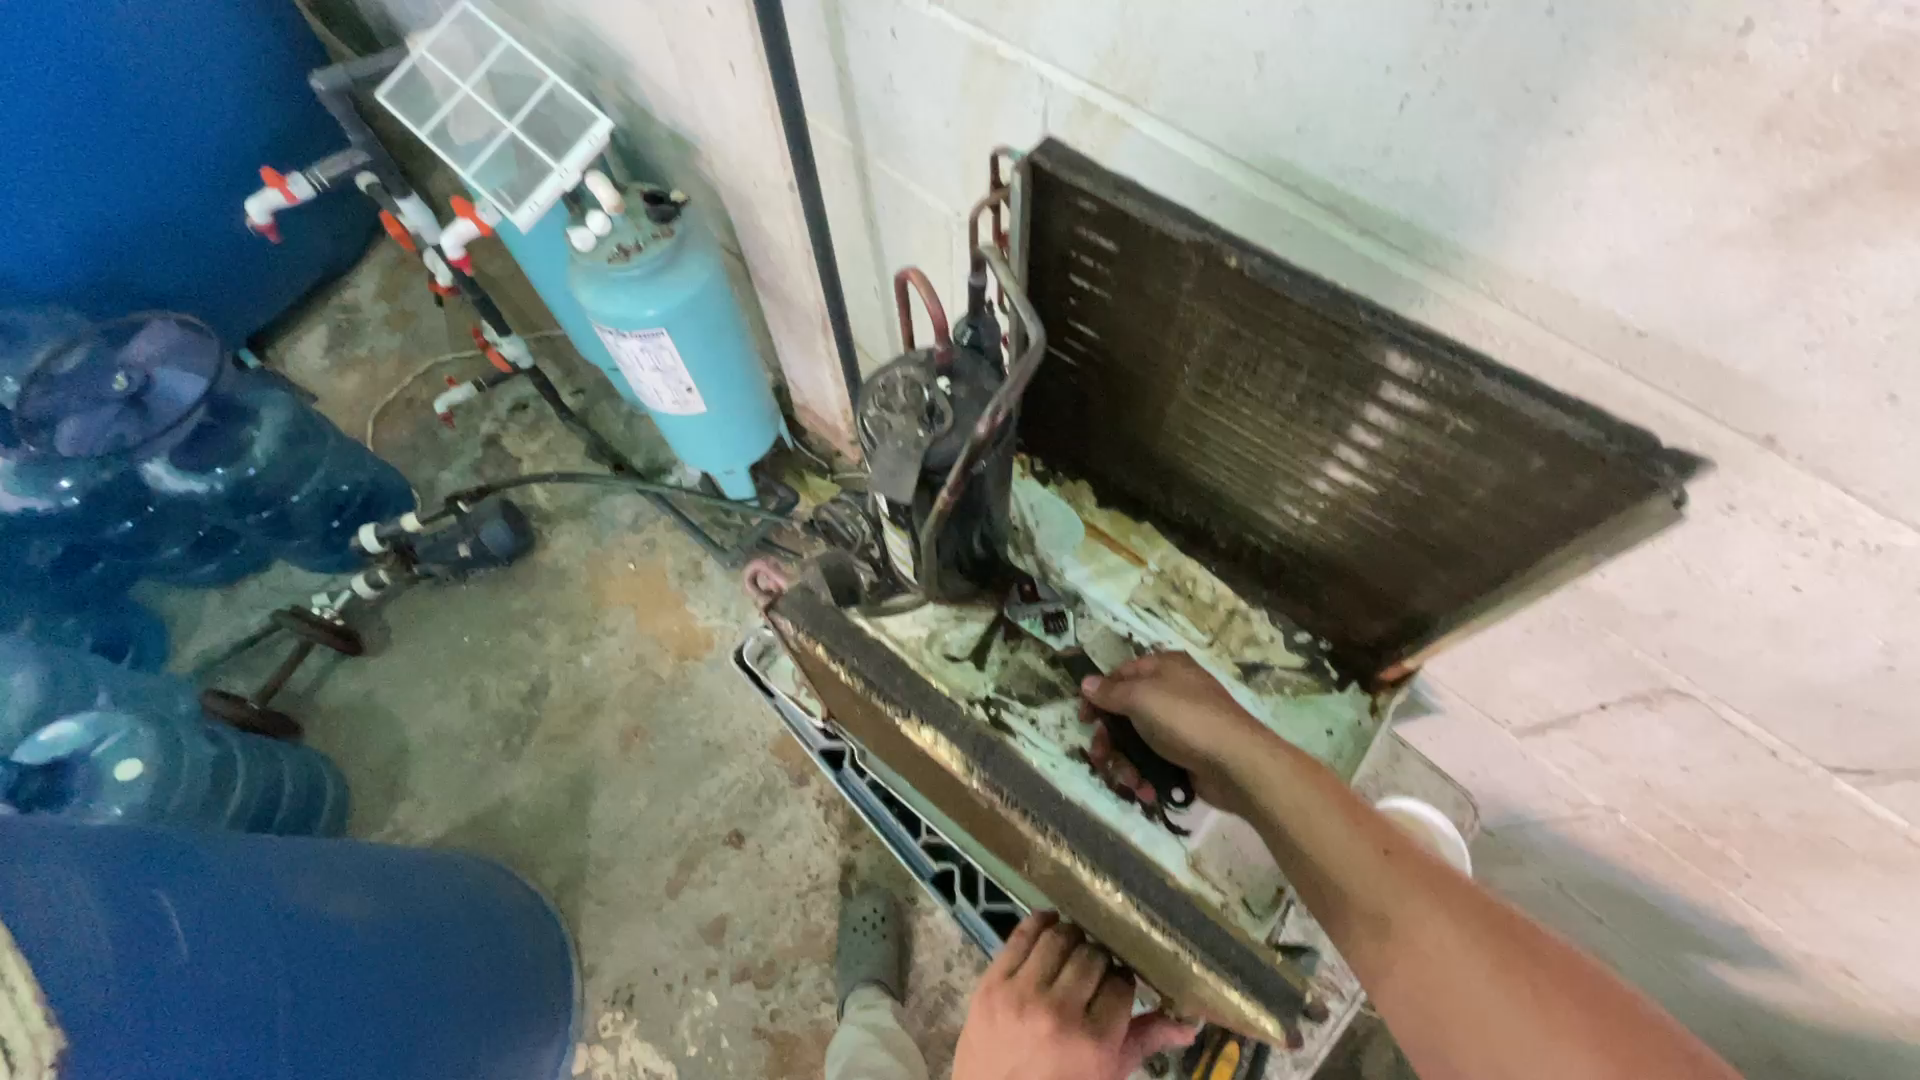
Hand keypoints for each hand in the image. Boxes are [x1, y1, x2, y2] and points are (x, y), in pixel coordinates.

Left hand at [952, 912, 1195, 1079]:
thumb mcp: (1106, 1075)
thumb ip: (1144, 1041)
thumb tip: (1190, 1024)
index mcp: (1094, 1043)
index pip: (1122, 984)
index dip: (1122, 980)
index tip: (1118, 982)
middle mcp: (1059, 1012)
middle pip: (1092, 955)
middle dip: (1099, 958)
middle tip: (1096, 967)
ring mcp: (1022, 994)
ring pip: (1060, 937)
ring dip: (1073, 937)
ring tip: (1075, 948)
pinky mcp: (992, 982)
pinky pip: (1021, 934)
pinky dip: (1040, 922)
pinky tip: (1050, 924)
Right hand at [1079, 652, 1280, 812]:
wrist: (1236, 763)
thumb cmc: (1185, 719)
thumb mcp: (1141, 698)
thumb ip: (1110, 692)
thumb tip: (1086, 683)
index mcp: (1163, 668)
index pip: (1120, 675)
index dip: (1098, 696)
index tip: (1083, 719)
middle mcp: (1171, 693)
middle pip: (1124, 714)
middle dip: (1109, 740)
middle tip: (1100, 757)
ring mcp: (1180, 727)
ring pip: (1137, 742)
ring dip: (1126, 764)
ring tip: (1130, 781)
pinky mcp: (1186, 756)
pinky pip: (1154, 762)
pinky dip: (1146, 776)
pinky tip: (1146, 790)